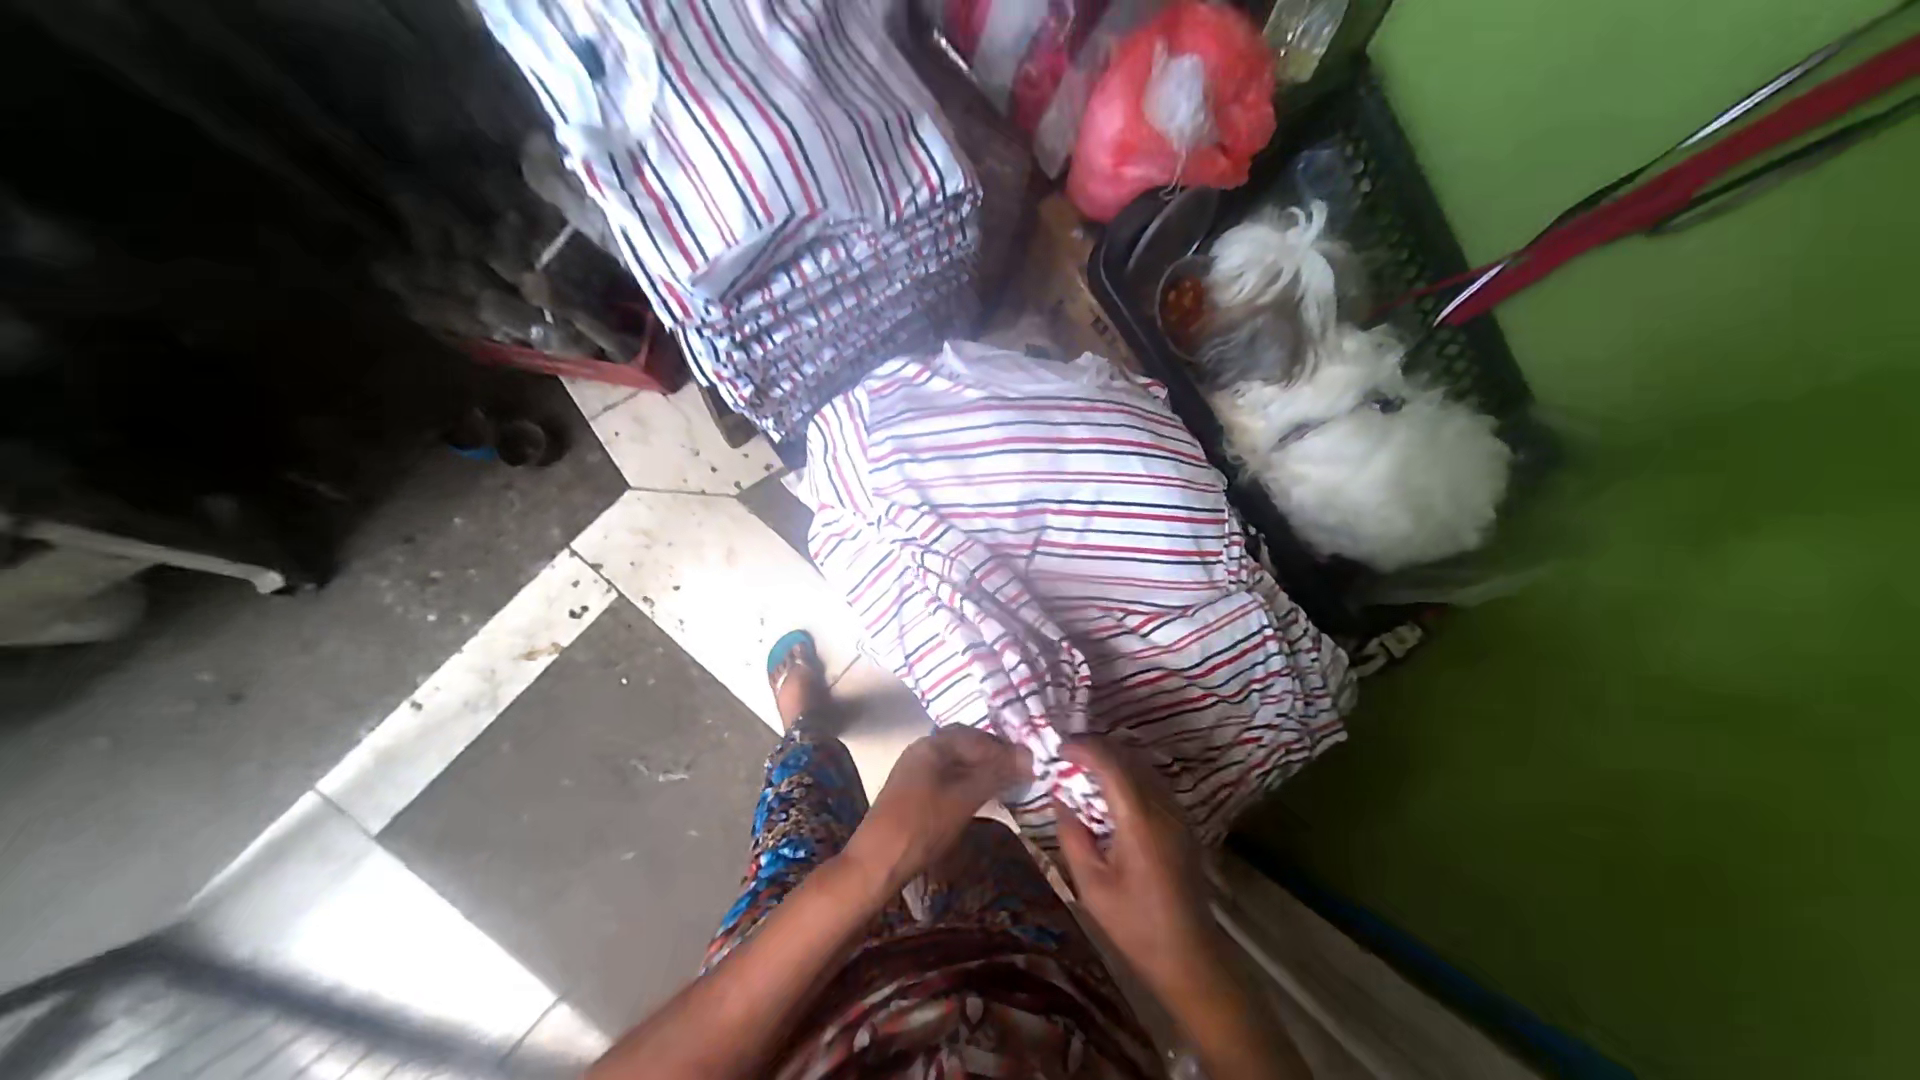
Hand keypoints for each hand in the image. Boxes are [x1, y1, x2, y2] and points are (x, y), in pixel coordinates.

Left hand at [844, 726, 1031, 892]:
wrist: (877, 862)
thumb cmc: (922, 827)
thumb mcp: (964, 799)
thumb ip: (996, 774)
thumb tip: (1028, 756)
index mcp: (932, 745)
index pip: (978, 736)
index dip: (1005, 748)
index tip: (1030, 764)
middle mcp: (922, 749)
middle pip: (966, 744)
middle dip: (994, 756)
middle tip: (1020, 773)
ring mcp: (916, 770)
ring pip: (957, 761)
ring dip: (982, 769)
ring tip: (1007, 784)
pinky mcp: (914, 790)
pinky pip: (948, 775)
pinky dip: (968, 781)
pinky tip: (982, 795)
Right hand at [1054, 736, 1218, 992]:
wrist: (1190, 957)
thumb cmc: (1135, 926)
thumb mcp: (1091, 885)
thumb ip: (1071, 836)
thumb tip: (1060, 799)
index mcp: (1139, 821)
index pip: (1111, 764)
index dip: (1083, 748)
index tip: (1058, 749)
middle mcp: (1163, 807)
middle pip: (1128, 757)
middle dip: (1096, 748)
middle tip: (1066, 757)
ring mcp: (1178, 813)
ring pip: (1143, 765)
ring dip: (1113, 758)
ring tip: (1083, 768)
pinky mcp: (1183, 822)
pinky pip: (1152, 781)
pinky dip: (1128, 773)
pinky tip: (1109, 790)